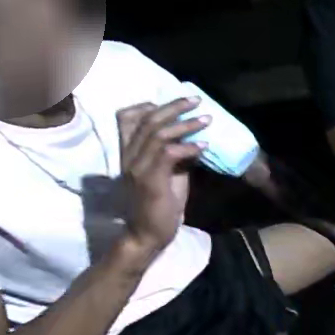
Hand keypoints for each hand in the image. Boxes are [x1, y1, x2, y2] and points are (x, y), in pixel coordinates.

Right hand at [114, 97, 208, 254]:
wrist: (148, 235)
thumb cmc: (159, 206)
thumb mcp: (170, 175)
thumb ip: (176, 156)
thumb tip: (194, 140)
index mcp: (129, 153)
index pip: (127, 118)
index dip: (149, 105)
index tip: (174, 102)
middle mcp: (129, 156)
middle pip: (148, 120)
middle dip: (174, 106)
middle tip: (197, 100)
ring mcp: (137, 167)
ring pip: (158, 134)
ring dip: (185, 125)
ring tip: (206, 120)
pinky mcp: (149, 180)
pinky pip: (168, 154)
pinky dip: (188, 147)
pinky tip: (203, 147)